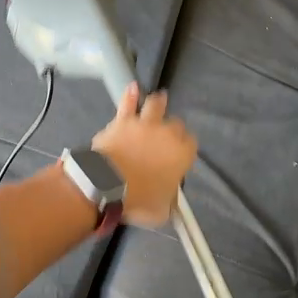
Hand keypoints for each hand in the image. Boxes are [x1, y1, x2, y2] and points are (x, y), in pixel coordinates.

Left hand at [92, 83, 195, 227]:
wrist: (107, 184)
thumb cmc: (138, 199)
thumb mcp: (161, 210)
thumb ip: (169, 201)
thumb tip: (168, 201)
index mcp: (182, 154)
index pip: (191, 144)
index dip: (185, 149)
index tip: (178, 156)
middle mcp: (167, 134)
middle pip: (176, 124)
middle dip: (172, 129)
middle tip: (165, 137)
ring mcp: (144, 124)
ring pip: (155, 106)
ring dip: (158, 104)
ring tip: (160, 99)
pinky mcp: (122, 120)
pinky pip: (128, 103)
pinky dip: (130, 95)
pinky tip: (133, 87)